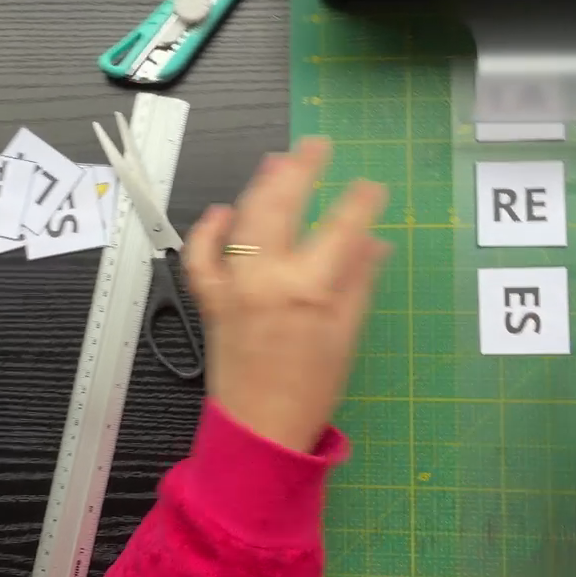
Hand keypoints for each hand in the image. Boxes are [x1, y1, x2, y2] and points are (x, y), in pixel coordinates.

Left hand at [184, 138, 390, 451]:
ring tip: (277, 162)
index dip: (361, 202)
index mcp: (310, 289)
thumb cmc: (310, 390)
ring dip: (259, 186)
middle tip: (316, 147)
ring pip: (243, 220)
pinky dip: (208, 232)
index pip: (342, 228)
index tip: (372, 188)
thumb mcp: (347, 335)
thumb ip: (358, 281)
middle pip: (282, 206)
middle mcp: (267, 278)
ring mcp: (233, 286)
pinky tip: (221, 212)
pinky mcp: (211, 299)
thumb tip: (374, 241)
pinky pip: (201, 258)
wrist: (260, 429)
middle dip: (301, 169)